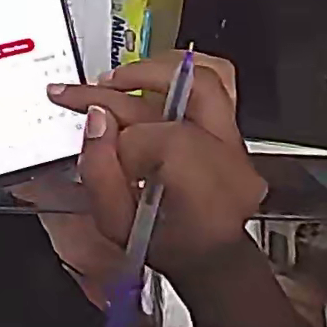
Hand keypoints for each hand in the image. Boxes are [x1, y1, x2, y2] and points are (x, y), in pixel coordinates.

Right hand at [43, 52, 266, 282]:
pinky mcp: (230, 131)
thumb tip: (96, 117)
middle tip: (90, 92)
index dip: (122, 141)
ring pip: (208, 77)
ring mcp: (236, 144)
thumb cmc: (162, 244)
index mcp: (206, 191)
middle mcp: (230, 161)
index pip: (162, 139)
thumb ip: (99, 171)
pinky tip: (145, 82)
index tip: (103, 148)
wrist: (206, 256)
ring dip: (154, 70)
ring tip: (117, 80)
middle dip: (129, 85)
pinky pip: (215, 84)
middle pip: (188, 92)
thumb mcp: (115, 225)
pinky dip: (174, 75)